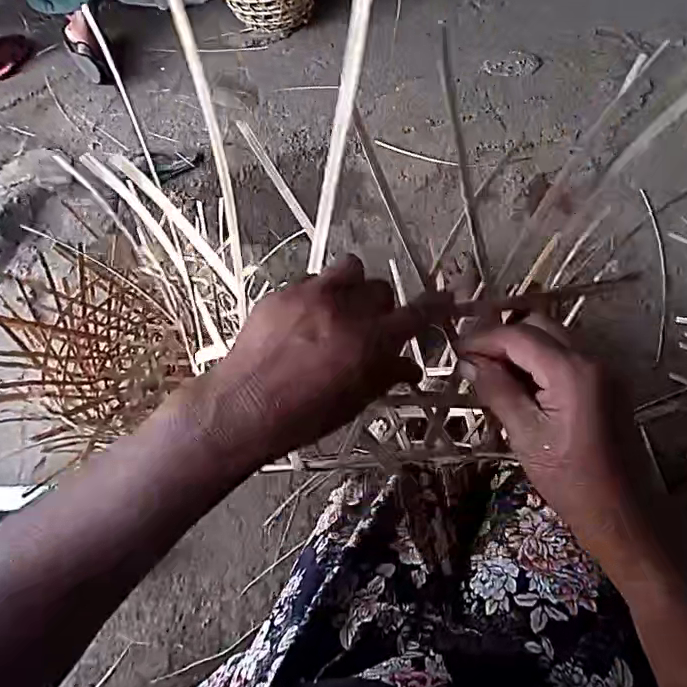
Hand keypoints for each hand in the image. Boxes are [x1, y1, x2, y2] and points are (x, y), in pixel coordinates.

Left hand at [202, 255, 424, 465]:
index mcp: (369, 341)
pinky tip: (305, 319)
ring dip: (354, 286)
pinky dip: (319, 294)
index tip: (444, 300)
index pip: (416, 314)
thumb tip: (408, 367)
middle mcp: (345, 310)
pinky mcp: (284, 292)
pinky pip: (314, 280)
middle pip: (382, 289)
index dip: (434, 307)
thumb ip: (385, 376)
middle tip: (370, 327)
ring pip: (350, 270)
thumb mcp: (353, 402)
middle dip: (382, 306)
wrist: (241, 409)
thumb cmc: (300, 416)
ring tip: (341, 309)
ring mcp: (312, 295)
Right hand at [457, 318, 663, 563]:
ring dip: (522, 347)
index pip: (520, 336)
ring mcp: (604, 371)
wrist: (622, 514)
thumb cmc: (571, 480)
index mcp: (572, 371)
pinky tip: (521, 384)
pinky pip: (568, 357)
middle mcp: (592, 360)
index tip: (458, 351)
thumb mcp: (525, 436)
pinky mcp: (607, 385)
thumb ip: (498, 391)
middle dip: (504, 338)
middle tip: (475, 360)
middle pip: (539, 327)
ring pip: (555, 339)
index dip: (485, 339)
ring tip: (493, 372)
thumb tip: (471, 363)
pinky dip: (541, 360)